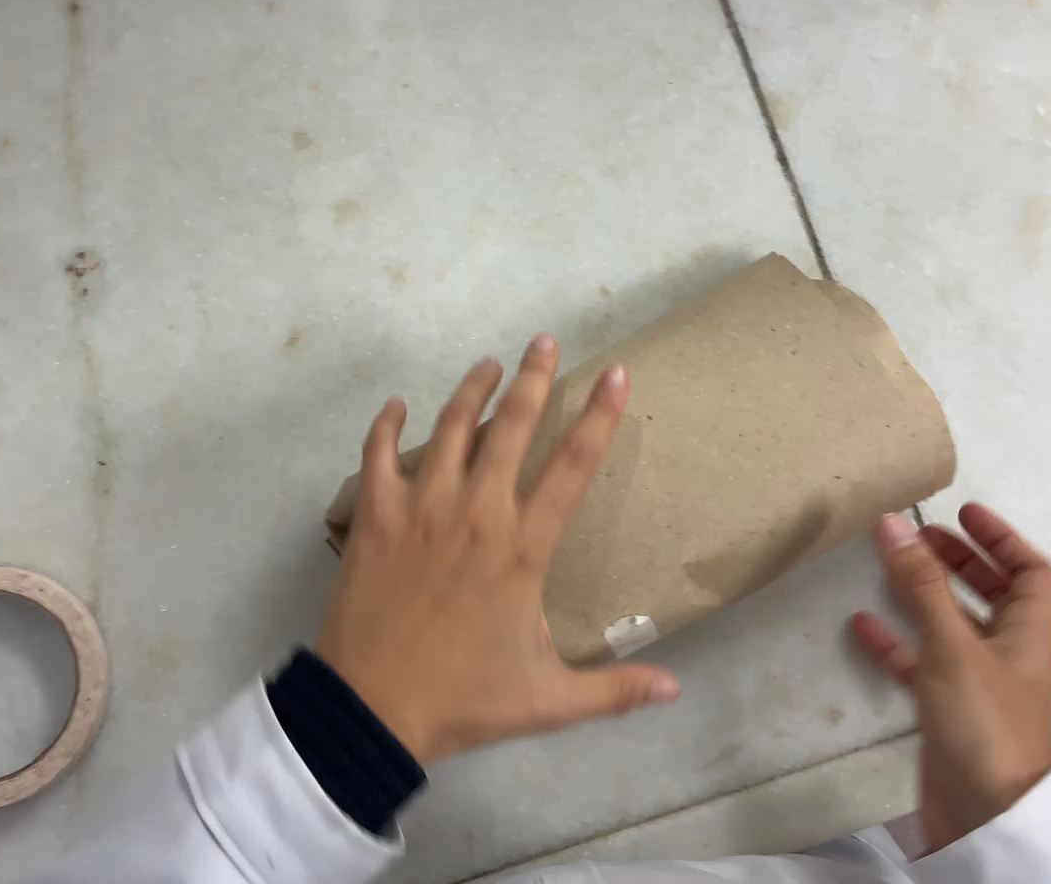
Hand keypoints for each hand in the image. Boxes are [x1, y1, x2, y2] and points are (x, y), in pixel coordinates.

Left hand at [314, 334, 680, 764]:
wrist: (372, 708)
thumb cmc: (464, 698)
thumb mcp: (549, 699)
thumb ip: (616, 690)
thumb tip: (678, 686)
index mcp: (523, 545)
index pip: (573, 466)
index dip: (600, 416)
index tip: (615, 374)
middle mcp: (477, 510)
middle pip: (513, 425)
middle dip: (533, 377)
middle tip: (544, 342)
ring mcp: (422, 505)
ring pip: (452, 426)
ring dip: (473, 389)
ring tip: (488, 364)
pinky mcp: (376, 512)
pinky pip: (378, 452)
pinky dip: (387, 423)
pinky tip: (397, 405)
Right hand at [849, 504, 1050, 852]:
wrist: (986, 819)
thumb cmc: (984, 725)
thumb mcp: (953, 647)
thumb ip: (922, 586)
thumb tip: (893, 522)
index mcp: (1025, 637)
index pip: (1031, 574)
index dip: (1002, 539)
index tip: (963, 510)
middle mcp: (1005, 655)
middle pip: (992, 594)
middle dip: (960, 559)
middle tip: (920, 534)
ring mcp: (974, 683)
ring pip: (952, 624)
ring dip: (925, 593)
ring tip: (890, 566)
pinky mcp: (945, 708)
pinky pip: (918, 661)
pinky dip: (894, 639)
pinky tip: (862, 625)